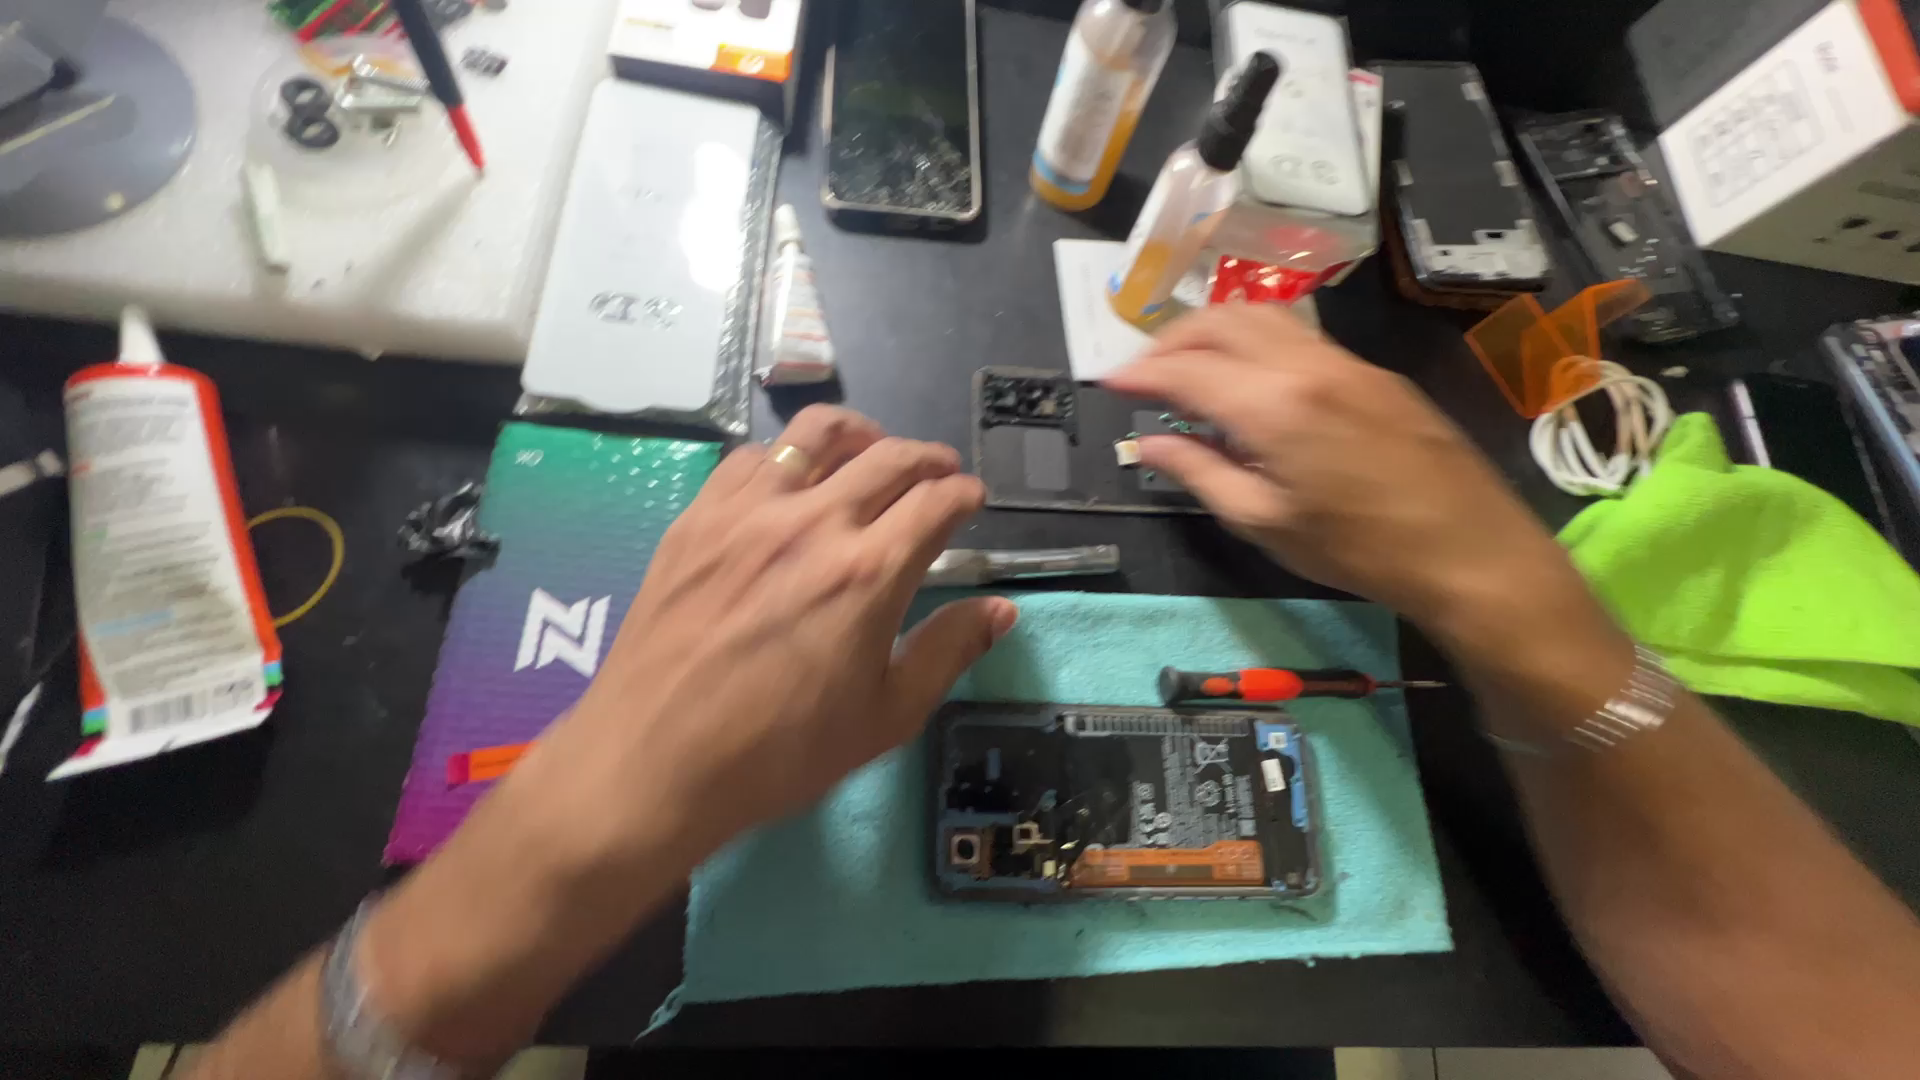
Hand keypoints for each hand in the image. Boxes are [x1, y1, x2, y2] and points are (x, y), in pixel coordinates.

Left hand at [352, 406, 1015, 1067]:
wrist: (654, 763)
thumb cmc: (781, 751)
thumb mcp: (886, 716)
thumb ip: (949, 651)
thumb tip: (1001, 609)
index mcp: (868, 572)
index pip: (936, 501)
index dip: (965, 493)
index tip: (972, 499)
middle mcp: (812, 523)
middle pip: (888, 456)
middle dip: (928, 457)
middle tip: (939, 473)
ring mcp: (748, 512)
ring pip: (815, 433)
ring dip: (860, 434)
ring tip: (871, 451)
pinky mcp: (698, 518)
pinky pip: (751, 457)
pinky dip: (788, 454)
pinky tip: (791, 481)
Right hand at [1105, 304, 1599, 649]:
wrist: (1470, 550)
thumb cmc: (1355, 548)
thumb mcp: (1261, 521)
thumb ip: (1199, 473)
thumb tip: (1149, 445)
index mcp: (1273, 405)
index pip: (1187, 371)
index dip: (1140, 374)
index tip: (1109, 383)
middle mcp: (1307, 365)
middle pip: (1222, 320)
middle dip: (1171, 338)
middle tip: (1143, 371)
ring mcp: (1346, 362)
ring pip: (1263, 316)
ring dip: (1213, 330)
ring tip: (1186, 364)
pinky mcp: (1372, 372)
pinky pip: (1298, 335)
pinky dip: (1253, 341)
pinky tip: (1245, 378)